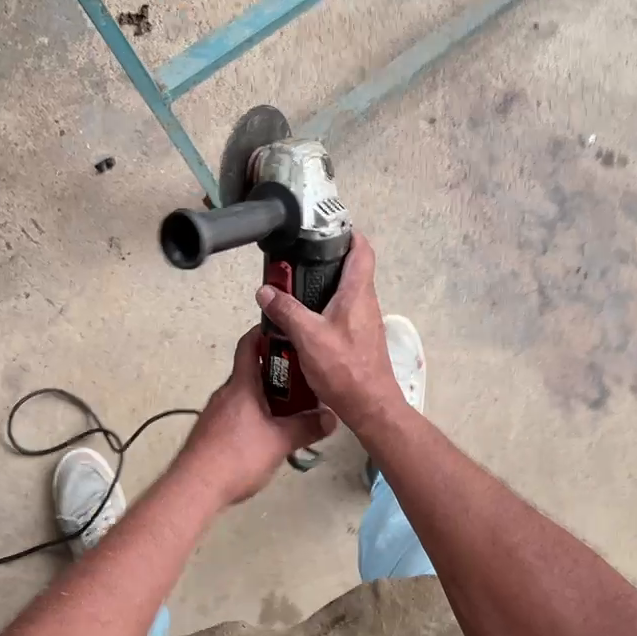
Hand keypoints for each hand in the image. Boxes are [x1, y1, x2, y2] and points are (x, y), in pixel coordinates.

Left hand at [174, 328, 336, 505]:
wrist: (195, 487)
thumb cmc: (237, 455)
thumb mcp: (279, 442)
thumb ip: (306, 428)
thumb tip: (331, 418)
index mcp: (241, 385)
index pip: (249, 344)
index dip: (264, 332)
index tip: (284, 331)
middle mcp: (226, 393)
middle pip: (251, 371)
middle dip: (277, 373)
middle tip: (302, 380)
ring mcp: (216, 412)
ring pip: (245, 394)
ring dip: (267, 397)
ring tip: (291, 410)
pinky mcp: (211, 432)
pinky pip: (237, 413)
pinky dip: (255, 415)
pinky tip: (268, 435)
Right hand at [254, 234, 403, 435]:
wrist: (371, 407)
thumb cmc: (345, 368)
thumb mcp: (308, 337)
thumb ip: (286, 311)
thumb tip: (264, 290)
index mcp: (358, 292)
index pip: (363, 250)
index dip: (349, 233)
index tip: (327, 228)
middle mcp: (366, 301)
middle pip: (352, 268)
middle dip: (328, 258)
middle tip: (299, 257)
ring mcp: (365, 320)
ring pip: (347, 291)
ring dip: (325, 285)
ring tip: (295, 286)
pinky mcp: (360, 337)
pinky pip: (344, 310)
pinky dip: (326, 306)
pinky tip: (305, 318)